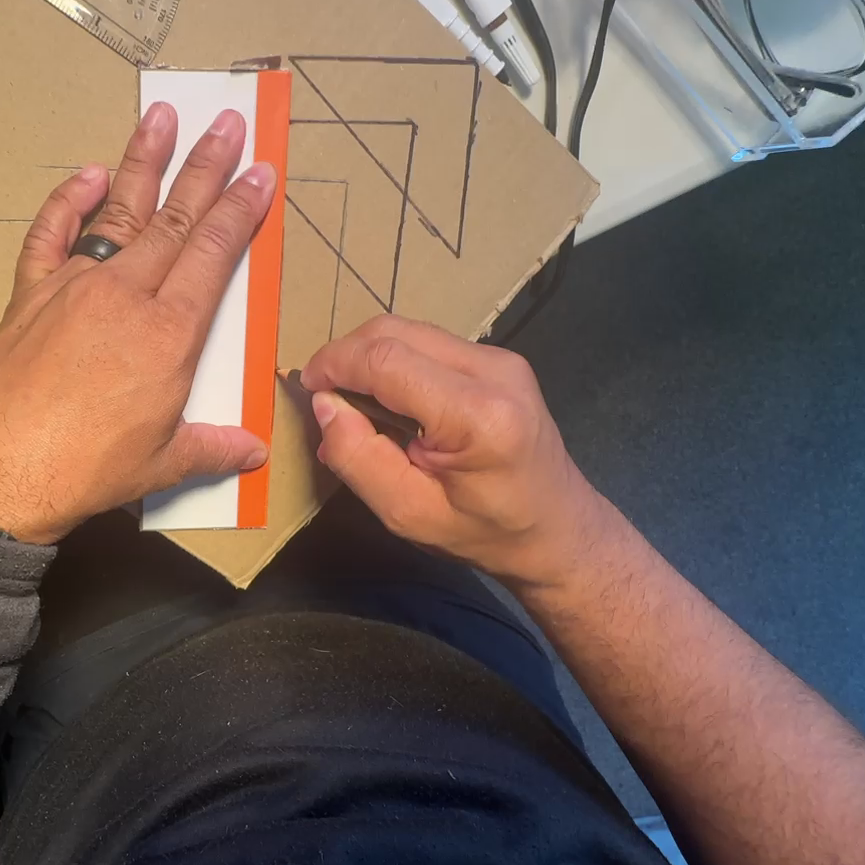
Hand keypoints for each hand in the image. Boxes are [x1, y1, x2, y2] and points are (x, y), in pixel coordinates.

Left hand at [0, 103, 277, 543]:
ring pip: (118, 212)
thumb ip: (214, 447)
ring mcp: (73, 287)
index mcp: (169, 334)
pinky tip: (85, 175)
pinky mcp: (30, 294)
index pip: (214, 253)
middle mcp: (125, 295)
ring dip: (143, 162)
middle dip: (205, 167)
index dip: (240, 209)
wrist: (0, 471)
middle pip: (174, 219)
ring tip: (163, 117)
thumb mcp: (164, 463)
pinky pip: (51, 235)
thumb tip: (255, 451)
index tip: (259, 172)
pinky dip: (67, 201)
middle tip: (227, 124)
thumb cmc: (87, 468)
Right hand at [299, 315, 616, 591]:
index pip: (386, 360)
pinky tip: (385, 399)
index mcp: (477, 416)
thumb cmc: (484, 533)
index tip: (308, 389)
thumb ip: (359, 458)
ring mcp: (499, 359)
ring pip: (408, 331)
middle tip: (324, 396)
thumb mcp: (407, 513)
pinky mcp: (497, 359)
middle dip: (346, 355)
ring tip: (350, 401)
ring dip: (367, 357)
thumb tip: (324, 405)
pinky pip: (426, 343)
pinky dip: (392, 362)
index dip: (335, 365)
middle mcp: (493, 371)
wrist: (557, 529)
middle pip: (394, 332)